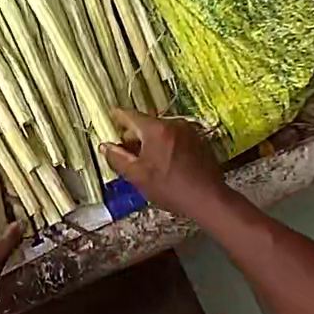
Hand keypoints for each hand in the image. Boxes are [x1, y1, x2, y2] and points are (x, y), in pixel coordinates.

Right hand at [100, 109, 230, 217]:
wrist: (207, 198)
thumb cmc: (170, 188)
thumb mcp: (138, 176)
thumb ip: (118, 158)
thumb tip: (105, 146)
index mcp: (156, 129)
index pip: (130, 115)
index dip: (118, 117)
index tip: (110, 117)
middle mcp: (174, 123)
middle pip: (147, 123)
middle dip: (134, 135)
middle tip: (125, 151)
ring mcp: (189, 130)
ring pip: (162, 130)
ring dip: (151, 141)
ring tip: (145, 160)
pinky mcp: (200, 140)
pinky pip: (176, 136)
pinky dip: (166, 144)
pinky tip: (164, 162)